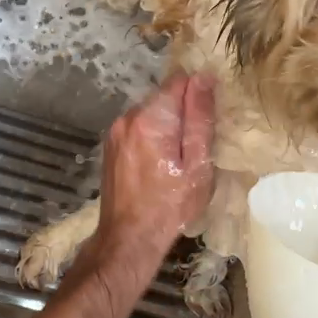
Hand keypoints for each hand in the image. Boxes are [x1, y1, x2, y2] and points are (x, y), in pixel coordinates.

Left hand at [87, 74, 216, 274]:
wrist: (128, 239)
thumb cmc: (170, 206)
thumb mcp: (197, 164)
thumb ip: (200, 118)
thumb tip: (204, 77)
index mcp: (151, 117)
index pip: (179, 80)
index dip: (198, 95)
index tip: (207, 121)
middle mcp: (128, 116)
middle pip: (164, 96)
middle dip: (182, 112)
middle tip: (194, 148)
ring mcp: (116, 131)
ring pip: (151, 112)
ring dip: (167, 126)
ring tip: (177, 159)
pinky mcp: (111, 145)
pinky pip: (138, 127)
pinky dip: (152, 136)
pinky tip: (159, 164)